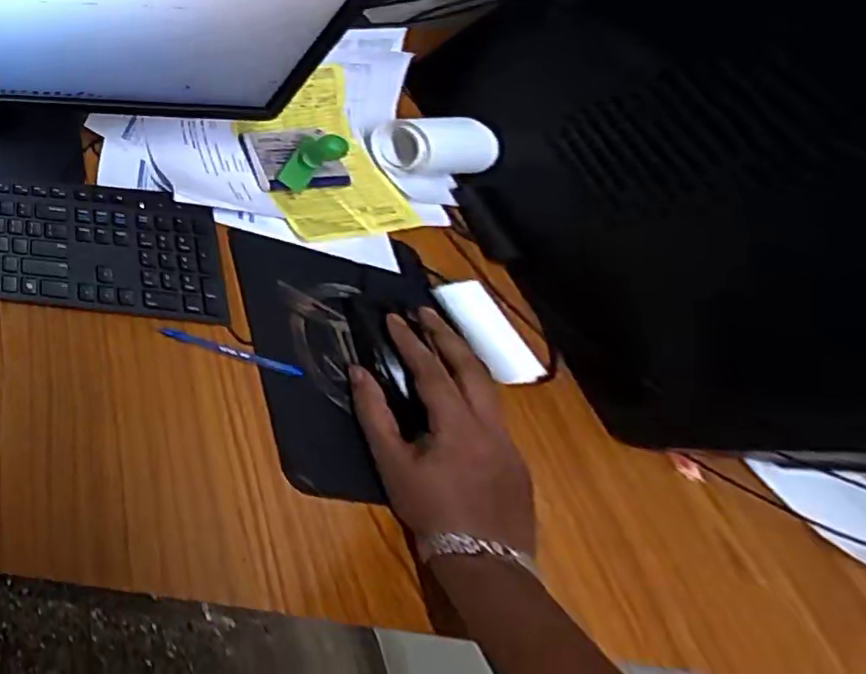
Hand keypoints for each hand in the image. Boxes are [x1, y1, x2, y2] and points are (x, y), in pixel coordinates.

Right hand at [352, 308, 536, 555]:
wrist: (485, 562)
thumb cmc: (429, 508)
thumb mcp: (390, 461)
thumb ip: (374, 413)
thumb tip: (359, 372)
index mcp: (459, 427)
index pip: (433, 372)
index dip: (412, 342)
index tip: (394, 318)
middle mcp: (491, 428)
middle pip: (473, 370)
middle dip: (448, 337)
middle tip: (425, 312)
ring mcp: (509, 444)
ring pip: (489, 389)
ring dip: (463, 359)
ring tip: (441, 338)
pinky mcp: (515, 460)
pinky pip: (493, 411)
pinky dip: (472, 387)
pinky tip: (456, 390)